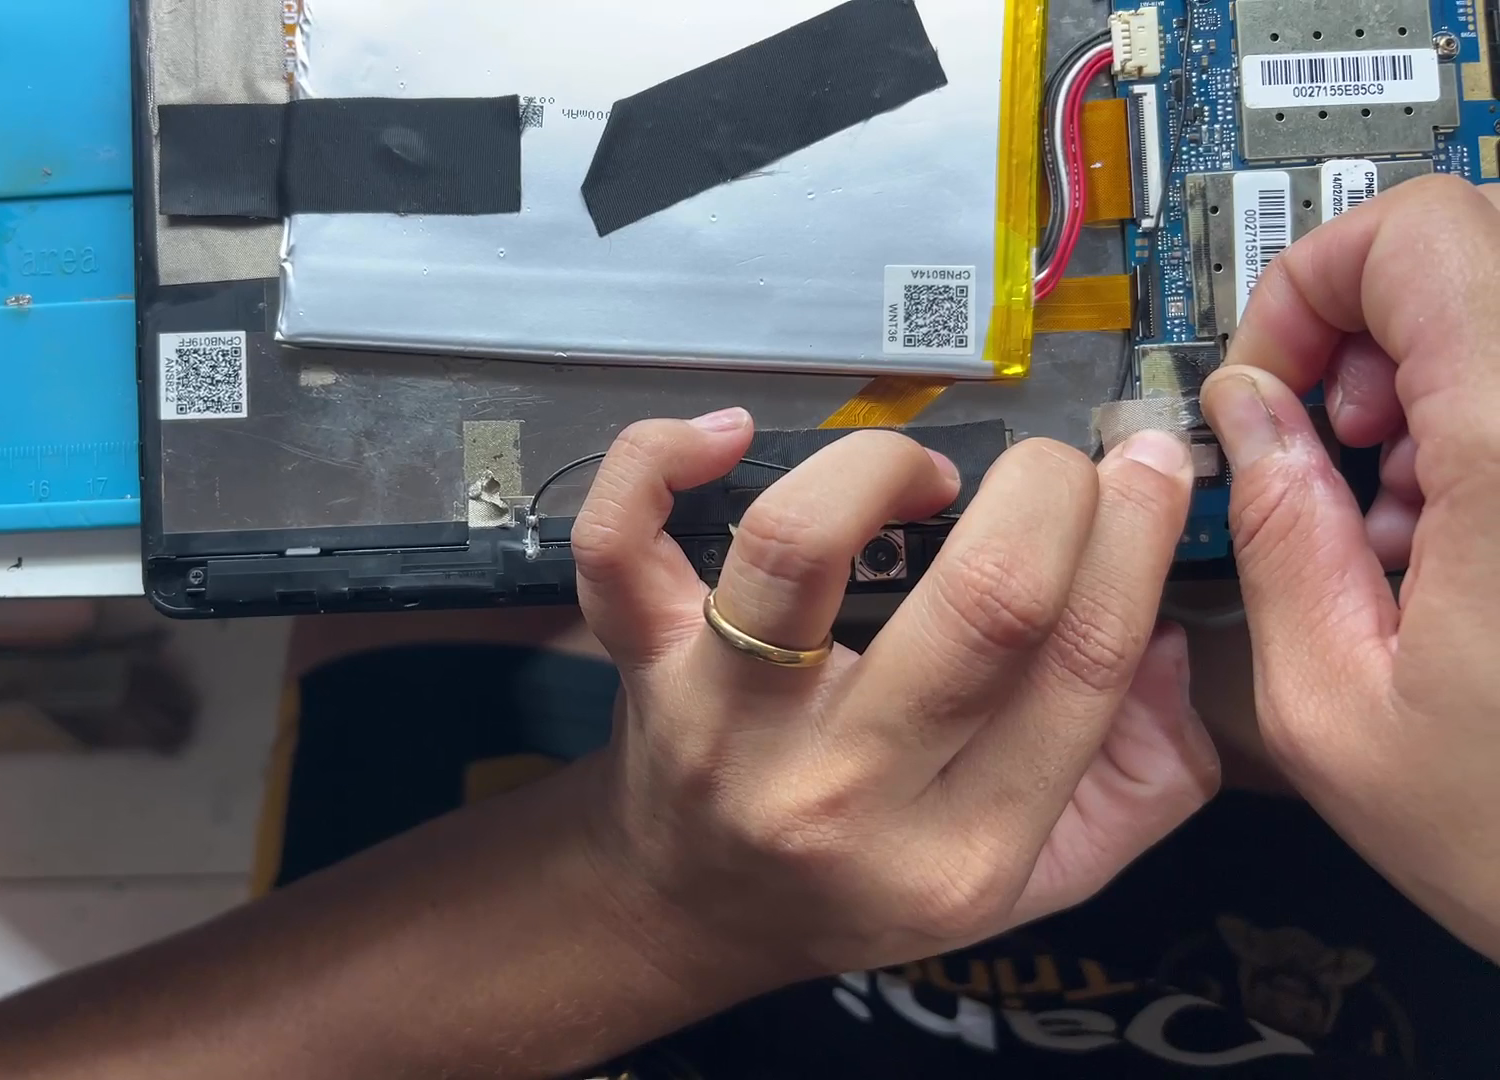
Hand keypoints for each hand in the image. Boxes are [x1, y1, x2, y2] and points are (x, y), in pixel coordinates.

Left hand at [568, 411, 1219, 985]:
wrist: (685, 900)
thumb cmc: (849, 887)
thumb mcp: (1019, 885)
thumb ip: (1128, 783)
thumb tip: (1168, 632)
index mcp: (952, 850)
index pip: (1074, 665)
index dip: (1132, 539)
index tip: (1145, 468)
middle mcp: (832, 783)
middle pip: (976, 604)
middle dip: (1042, 495)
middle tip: (1046, 468)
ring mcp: (716, 711)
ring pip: (794, 545)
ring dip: (874, 468)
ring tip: (908, 471)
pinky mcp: (638, 659)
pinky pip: (617, 545)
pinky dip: (656, 463)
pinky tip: (724, 436)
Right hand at [1201, 175, 1499, 959]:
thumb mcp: (1328, 692)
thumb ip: (1276, 527)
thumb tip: (1244, 407)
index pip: (1427, 238)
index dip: (1313, 286)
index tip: (1271, 389)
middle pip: (1478, 259)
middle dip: (1357, 347)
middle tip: (1327, 465)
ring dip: (1422, 403)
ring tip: (1401, 528)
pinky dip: (1482, 440)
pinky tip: (1465, 539)